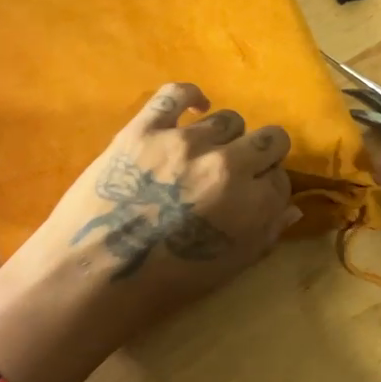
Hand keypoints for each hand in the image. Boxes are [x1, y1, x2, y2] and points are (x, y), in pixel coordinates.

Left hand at [0, 83, 298, 381]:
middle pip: (269, 140)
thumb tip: (291, 208)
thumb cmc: (162, 287)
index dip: (269, 188)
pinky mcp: (145, 128)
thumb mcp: (226, 271)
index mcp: (253, 206)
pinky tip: (194, 107)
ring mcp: (185, 142)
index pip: (282, 179)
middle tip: (238, 172)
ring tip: (205, 154)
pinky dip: (190, 97)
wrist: (89, 277)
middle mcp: (228, 165)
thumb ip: (264, 235)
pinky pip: (177, 93)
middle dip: (261, 156)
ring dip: (224, 137)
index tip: (254, 196)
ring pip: (228, 119)